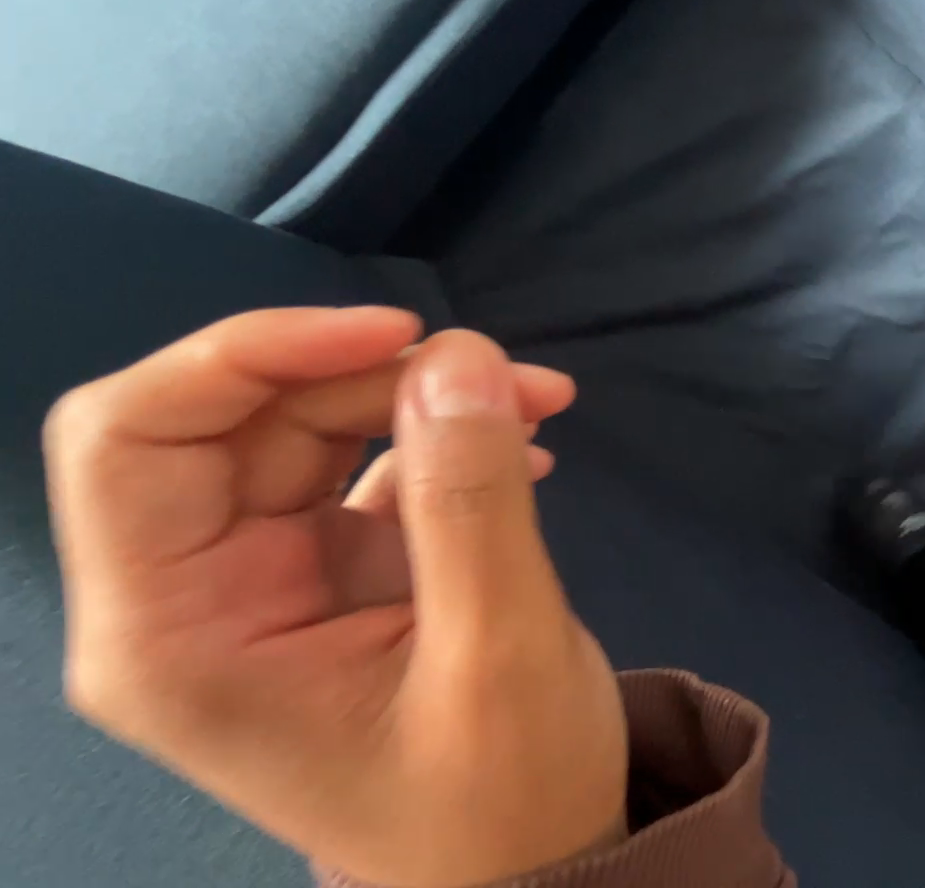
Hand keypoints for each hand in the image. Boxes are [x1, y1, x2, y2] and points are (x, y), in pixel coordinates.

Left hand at [45, 308, 627, 887]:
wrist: (534, 862)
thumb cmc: (502, 786)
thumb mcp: (498, 645)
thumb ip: (471, 498)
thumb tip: (461, 356)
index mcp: (178, 631)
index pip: (138, 439)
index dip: (252, 356)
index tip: (399, 333)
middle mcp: (202, 595)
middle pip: (245, 423)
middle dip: (378, 377)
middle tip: (509, 379)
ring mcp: (278, 581)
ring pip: (316, 434)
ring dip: (430, 399)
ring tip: (542, 400)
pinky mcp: (349, 574)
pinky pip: (377, 470)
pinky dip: (452, 441)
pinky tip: (527, 447)